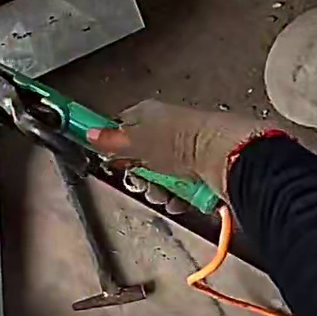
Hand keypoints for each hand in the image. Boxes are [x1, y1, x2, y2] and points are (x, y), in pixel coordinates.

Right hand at [86, 100, 275, 195]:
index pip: (121, 127)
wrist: (228, 156)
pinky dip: (177, 197)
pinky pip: (179, 187)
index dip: (113, 146)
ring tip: (163, 195)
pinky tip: (178, 201)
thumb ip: (111, 140)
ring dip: (157, 190)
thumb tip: (88, 134)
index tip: (110, 163)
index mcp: (148, 114)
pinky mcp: (201, 170)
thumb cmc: (180, 141)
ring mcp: (185, 151)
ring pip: (159, 176)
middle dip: (138, 177)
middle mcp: (166, 129)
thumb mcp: (136, 140)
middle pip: (139, 157)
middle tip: (141, 183)